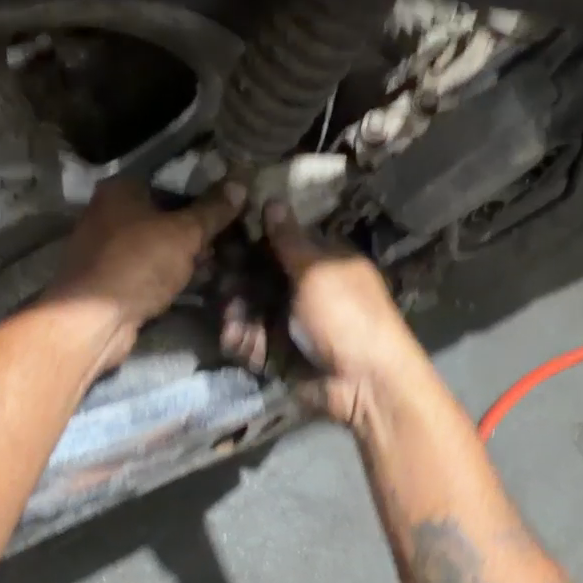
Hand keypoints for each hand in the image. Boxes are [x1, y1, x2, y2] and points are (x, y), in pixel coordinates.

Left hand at [46, 176, 245, 367]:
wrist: (94, 320)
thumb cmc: (138, 264)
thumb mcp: (184, 233)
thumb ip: (213, 210)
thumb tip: (240, 184)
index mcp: (121, 189)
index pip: (172, 182)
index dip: (204, 198)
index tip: (230, 214)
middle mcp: (109, 214)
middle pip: (164, 217)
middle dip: (197, 233)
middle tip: (228, 245)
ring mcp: (107, 250)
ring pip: (157, 247)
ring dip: (186, 259)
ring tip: (218, 267)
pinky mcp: (110, 281)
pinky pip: (148, 272)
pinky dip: (169, 278)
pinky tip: (195, 286)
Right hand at [221, 200, 427, 427]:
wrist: (364, 383)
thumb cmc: (347, 316)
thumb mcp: (317, 271)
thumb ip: (288, 240)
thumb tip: (272, 199)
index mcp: (323, 263)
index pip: (281, 244)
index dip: (253, 241)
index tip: (223, 237)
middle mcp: (305, 291)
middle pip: (261, 279)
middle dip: (237, 279)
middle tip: (217, 278)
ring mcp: (292, 325)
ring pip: (252, 312)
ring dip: (236, 312)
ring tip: (227, 314)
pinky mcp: (280, 356)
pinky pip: (253, 343)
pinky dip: (241, 340)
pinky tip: (232, 336)